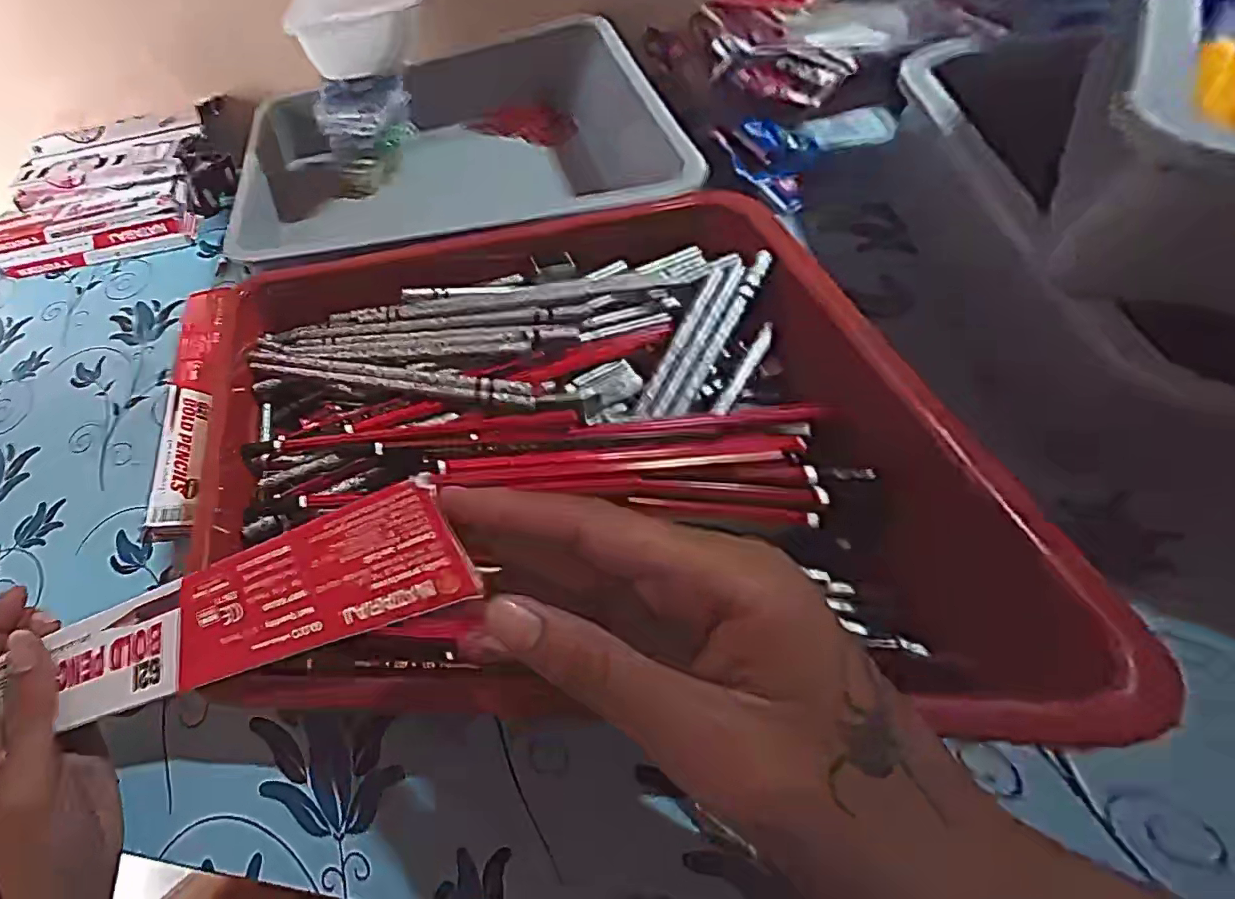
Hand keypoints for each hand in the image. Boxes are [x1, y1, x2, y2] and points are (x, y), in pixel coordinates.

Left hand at [0, 587, 121, 898]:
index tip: (19, 597)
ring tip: (87, 640)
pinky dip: (100, 674)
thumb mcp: (24, 779)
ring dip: (70, 653)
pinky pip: (86, 694)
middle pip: (13, 664)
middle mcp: (3, 729)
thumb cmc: (28, 856)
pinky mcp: (80, 739)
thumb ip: (28, 708)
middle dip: (31, 636)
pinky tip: (112, 663)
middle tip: (56, 623)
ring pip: (53, 675)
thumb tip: (25, 640)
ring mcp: (43, 733)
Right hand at [440, 487, 1150, 898]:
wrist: (927, 872)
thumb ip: (594, 667)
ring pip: (585, 578)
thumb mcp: (705, 737)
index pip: (594, 524)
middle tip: (430, 526)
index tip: (447, 496)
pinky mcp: (679, 641)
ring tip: (447, 564)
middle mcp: (701, 572)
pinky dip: (547, 618)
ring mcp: (690, 607)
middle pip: (583, 542)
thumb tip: (494, 613)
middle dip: (505, 534)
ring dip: (517, 574)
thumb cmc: (831, 801)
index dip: (513, 508)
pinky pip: (600, 618)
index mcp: (722, 572)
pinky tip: (499, 616)